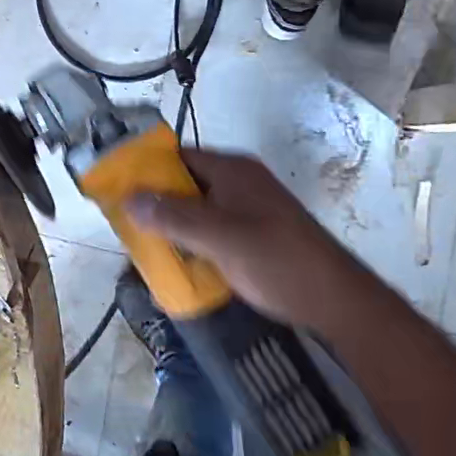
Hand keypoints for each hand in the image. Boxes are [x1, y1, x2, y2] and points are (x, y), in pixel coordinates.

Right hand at [126, 148, 364, 328]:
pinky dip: (197, 243)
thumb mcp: (220, 238)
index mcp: (233, 170)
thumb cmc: (276, 259)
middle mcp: (241, 182)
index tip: (120, 193)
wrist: (335, 298)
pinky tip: (182, 266)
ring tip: (148, 252)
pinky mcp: (257, 234)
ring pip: (201, 210)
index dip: (149, 171)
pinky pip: (216, 230)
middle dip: (159, 205)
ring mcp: (251, 208)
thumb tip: (128, 197)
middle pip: (188, 184)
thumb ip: (174, 217)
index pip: (180, 157)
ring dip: (177, 228)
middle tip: (129, 230)